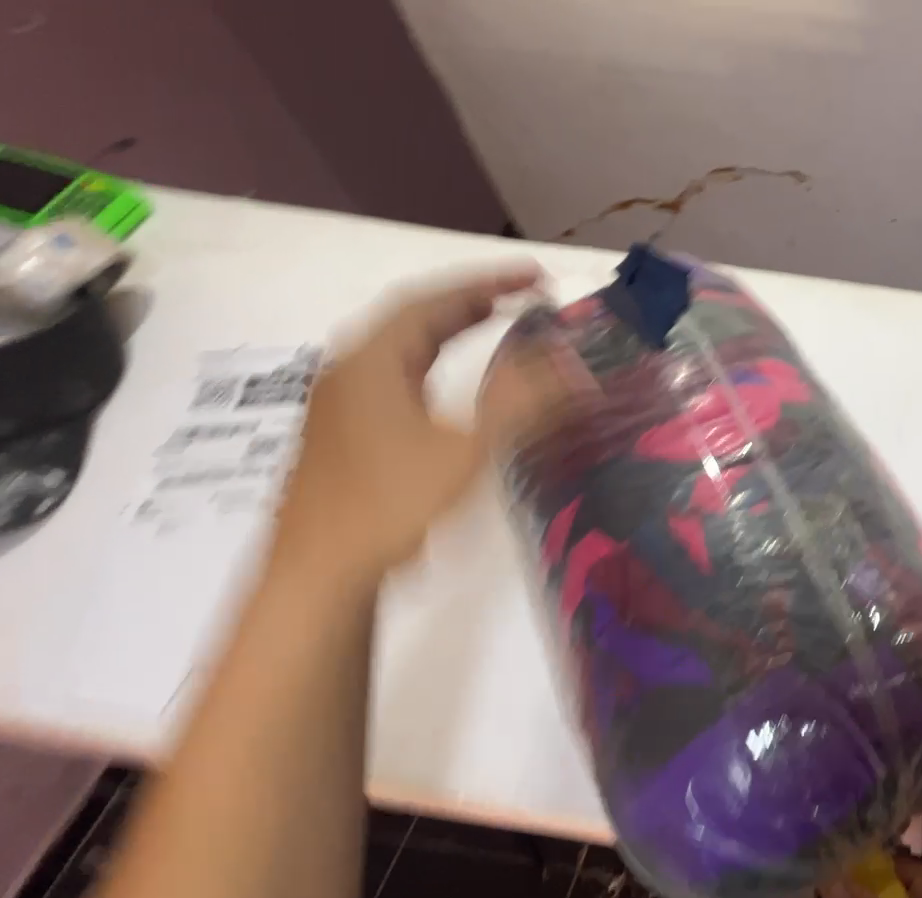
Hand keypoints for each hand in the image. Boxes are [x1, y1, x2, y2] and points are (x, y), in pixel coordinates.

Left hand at [275, 265, 542, 578]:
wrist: (321, 571)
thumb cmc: (393, 502)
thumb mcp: (468, 448)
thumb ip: (524, 402)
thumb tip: (576, 363)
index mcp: (372, 361)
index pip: (435, 300)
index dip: (489, 283)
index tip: (538, 280)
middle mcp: (349, 372)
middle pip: (412, 320)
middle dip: (470, 304)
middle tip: (521, 303)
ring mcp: (341, 405)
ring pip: (401, 351)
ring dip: (449, 334)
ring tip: (492, 331)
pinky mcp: (344, 436)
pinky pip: (395, 379)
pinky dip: (434, 367)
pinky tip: (451, 392)